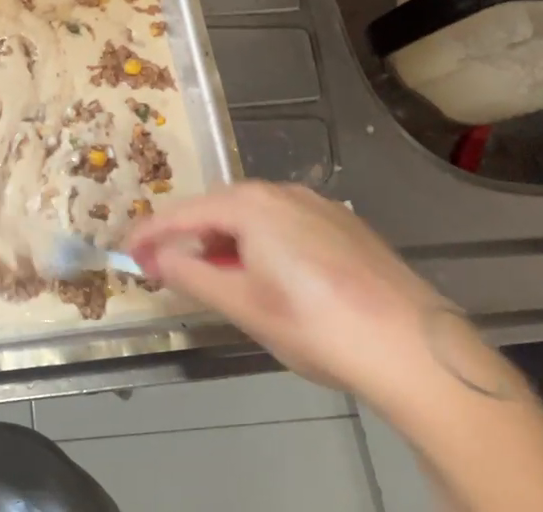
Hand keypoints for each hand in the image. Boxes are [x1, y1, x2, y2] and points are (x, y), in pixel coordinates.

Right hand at [123, 181, 445, 396]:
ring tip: (214, 276)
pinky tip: (266, 275)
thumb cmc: (315, 326)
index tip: (127, 252)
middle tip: (166, 267)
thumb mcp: (242, 305)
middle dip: (188, 235)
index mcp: (250, 204)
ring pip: (254, 216)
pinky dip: (260, 243)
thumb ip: (191, 274)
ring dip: (225, 240)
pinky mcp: (346, 227)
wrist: (415, 349)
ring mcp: (319, 206)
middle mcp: (282, 192)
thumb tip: (158, 256)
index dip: (151, 234)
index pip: (184, 213)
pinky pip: (285, 225)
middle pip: (219, 207)